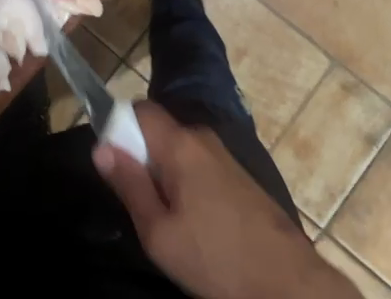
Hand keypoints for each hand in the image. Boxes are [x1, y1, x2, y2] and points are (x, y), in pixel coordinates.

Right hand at [95, 104, 357, 298]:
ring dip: (165, 175)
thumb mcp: (158, 233)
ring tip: (167, 220)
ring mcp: (225, 156)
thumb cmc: (216, 258)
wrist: (289, 284)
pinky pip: (199, 166)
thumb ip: (129, 185)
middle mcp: (203, 138)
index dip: (119, 128)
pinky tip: (193, 224)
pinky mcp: (240, 176)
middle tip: (140, 203)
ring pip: (179, 152)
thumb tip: (100, 147)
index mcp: (180, 144)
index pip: (139, 108)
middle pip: (159, 131)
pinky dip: (187, 185)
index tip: (115, 165)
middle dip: (142, 158)